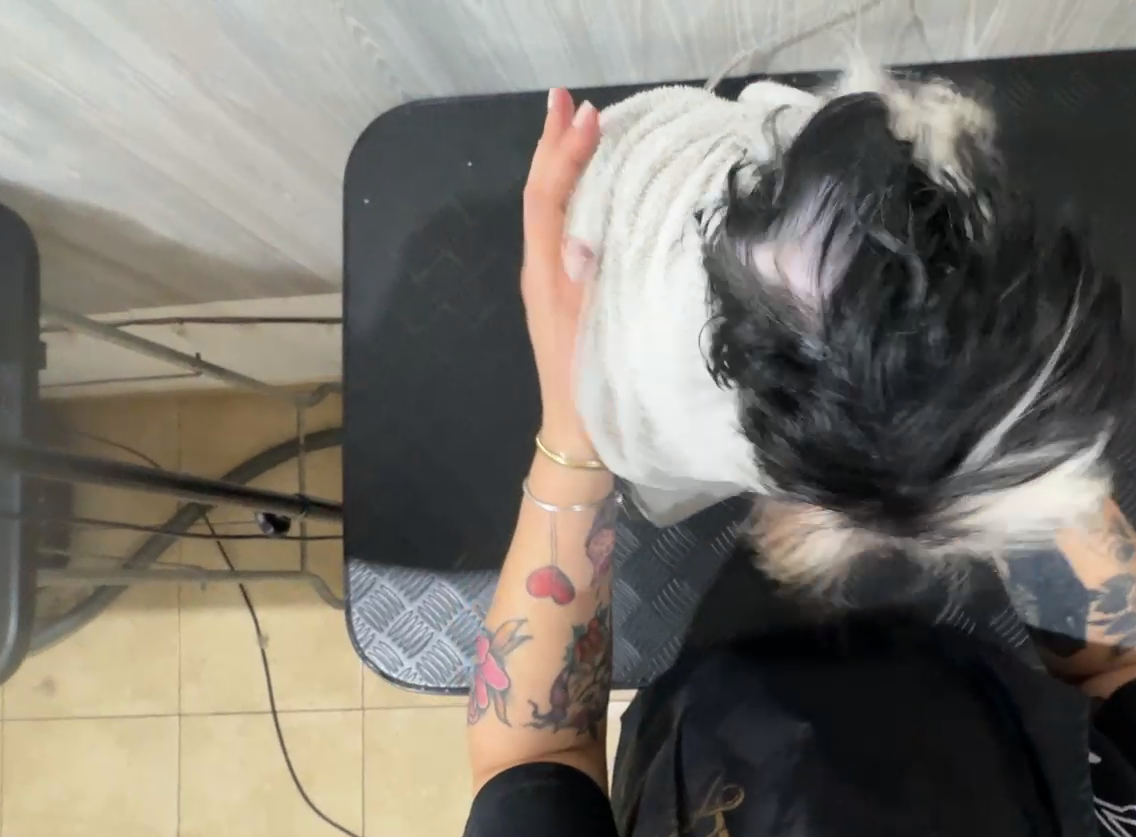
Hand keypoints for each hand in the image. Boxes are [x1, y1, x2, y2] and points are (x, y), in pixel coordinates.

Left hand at [522, 87, 600, 456]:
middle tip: (568, 102)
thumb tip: (580, 238)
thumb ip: (583, 291)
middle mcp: (543, 272)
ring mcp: (552, 284)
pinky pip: (566, 231)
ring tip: (579, 133)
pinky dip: (577, 200)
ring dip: (562, 168)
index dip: (564, 156)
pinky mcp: (566, 295)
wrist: (578, 437)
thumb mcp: (586, 340)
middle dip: (552, 146)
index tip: (590, 117)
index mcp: (546, 277)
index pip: (546, 200)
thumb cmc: (587, 392)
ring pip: (552, 211)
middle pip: (540, 197)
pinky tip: (595, 193)